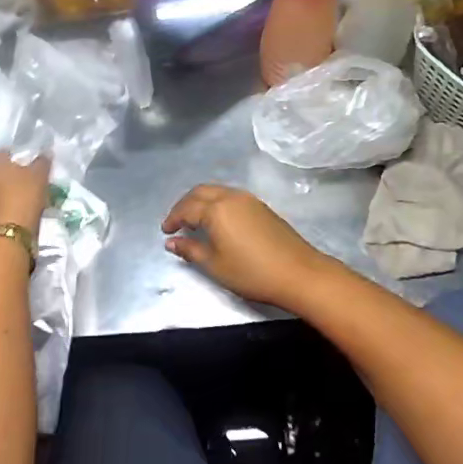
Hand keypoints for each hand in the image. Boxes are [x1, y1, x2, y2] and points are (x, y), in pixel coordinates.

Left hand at [0, 152, 49, 237]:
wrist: (8, 237)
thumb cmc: (24, 198)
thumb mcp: (40, 175)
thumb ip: (42, 161)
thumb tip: (43, 153)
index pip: (5, 153)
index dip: (19, 158)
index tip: (31, 166)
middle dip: (10, 177)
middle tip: (27, 183)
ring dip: (3, 194)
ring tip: (21, 201)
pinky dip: (0, 210)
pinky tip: (12, 216)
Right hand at [161, 185, 340, 309]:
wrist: (297, 272)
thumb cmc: (251, 272)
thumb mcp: (215, 265)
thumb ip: (191, 250)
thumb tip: (171, 242)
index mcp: (216, 209)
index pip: (187, 208)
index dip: (173, 218)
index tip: (165, 231)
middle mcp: (231, 197)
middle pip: (201, 192)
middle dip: (185, 204)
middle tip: (176, 222)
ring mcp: (248, 199)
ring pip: (217, 191)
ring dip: (201, 202)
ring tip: (194, 221)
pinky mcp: (261, 206)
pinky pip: (230, 196)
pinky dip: (217, 203)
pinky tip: (217, 221)